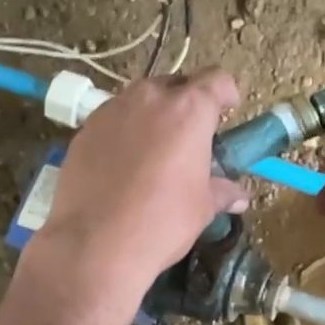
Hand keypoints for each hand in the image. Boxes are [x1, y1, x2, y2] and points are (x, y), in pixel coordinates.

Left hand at [33, 69, 250, 286]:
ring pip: (141, 100)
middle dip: (187, 103)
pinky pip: (113, 120)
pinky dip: (124, 132)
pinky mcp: (85, 129)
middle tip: (191, 136)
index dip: (226, 93)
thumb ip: (222, 191)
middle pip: (176, 84)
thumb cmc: (163, 220)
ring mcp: (112, 110)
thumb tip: (239, 196)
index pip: (216, 79)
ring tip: (155, 150)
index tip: (227, 110)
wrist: (95, 244)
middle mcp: (150, 98)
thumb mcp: (202, 207)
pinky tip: (123, 165)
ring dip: (153, 115)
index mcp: (189, 110)